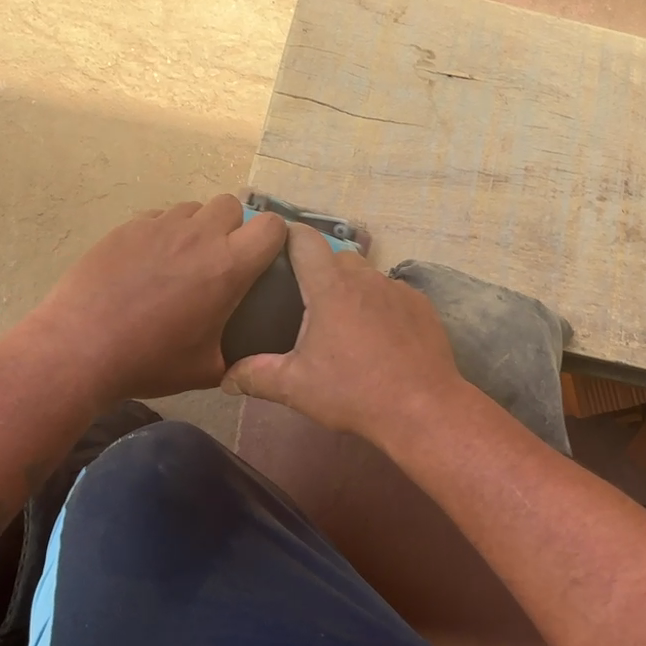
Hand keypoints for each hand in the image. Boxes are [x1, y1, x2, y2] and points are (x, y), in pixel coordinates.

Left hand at [20, 194, 286, 401]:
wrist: (77, 350)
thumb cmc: (148, 361)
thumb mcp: (206, 370)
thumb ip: (238, 356)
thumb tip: (252, 361)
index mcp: (229, 267)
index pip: (272, 226)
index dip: (273, 238)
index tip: (263, 258)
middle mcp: (200, 236)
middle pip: (231, 206)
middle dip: (232, 227)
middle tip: (219, 258)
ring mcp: (161, 226)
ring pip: (194, 208)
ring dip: (197, 227)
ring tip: (181, 259)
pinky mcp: (129, 227)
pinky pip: (159, 217)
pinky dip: (163, 233)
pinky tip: (149, 262)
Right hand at [221, 224, 468, 446]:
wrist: (421, 407)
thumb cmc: (353, 391)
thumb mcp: (295, 387)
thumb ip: (256, 376)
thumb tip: (225, 377)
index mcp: (330, 287)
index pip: (304, 240)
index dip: (287, 237)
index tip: (274, 249)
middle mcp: (364, 277)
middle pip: (336, 258)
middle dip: (319, 271)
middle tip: (303, 302)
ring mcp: (397, 288)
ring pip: (366, 276)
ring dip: (352, 290)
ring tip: (342, 323)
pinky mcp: (420, 304)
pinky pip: (392, 294)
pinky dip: (380, 306)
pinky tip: (378, 337)